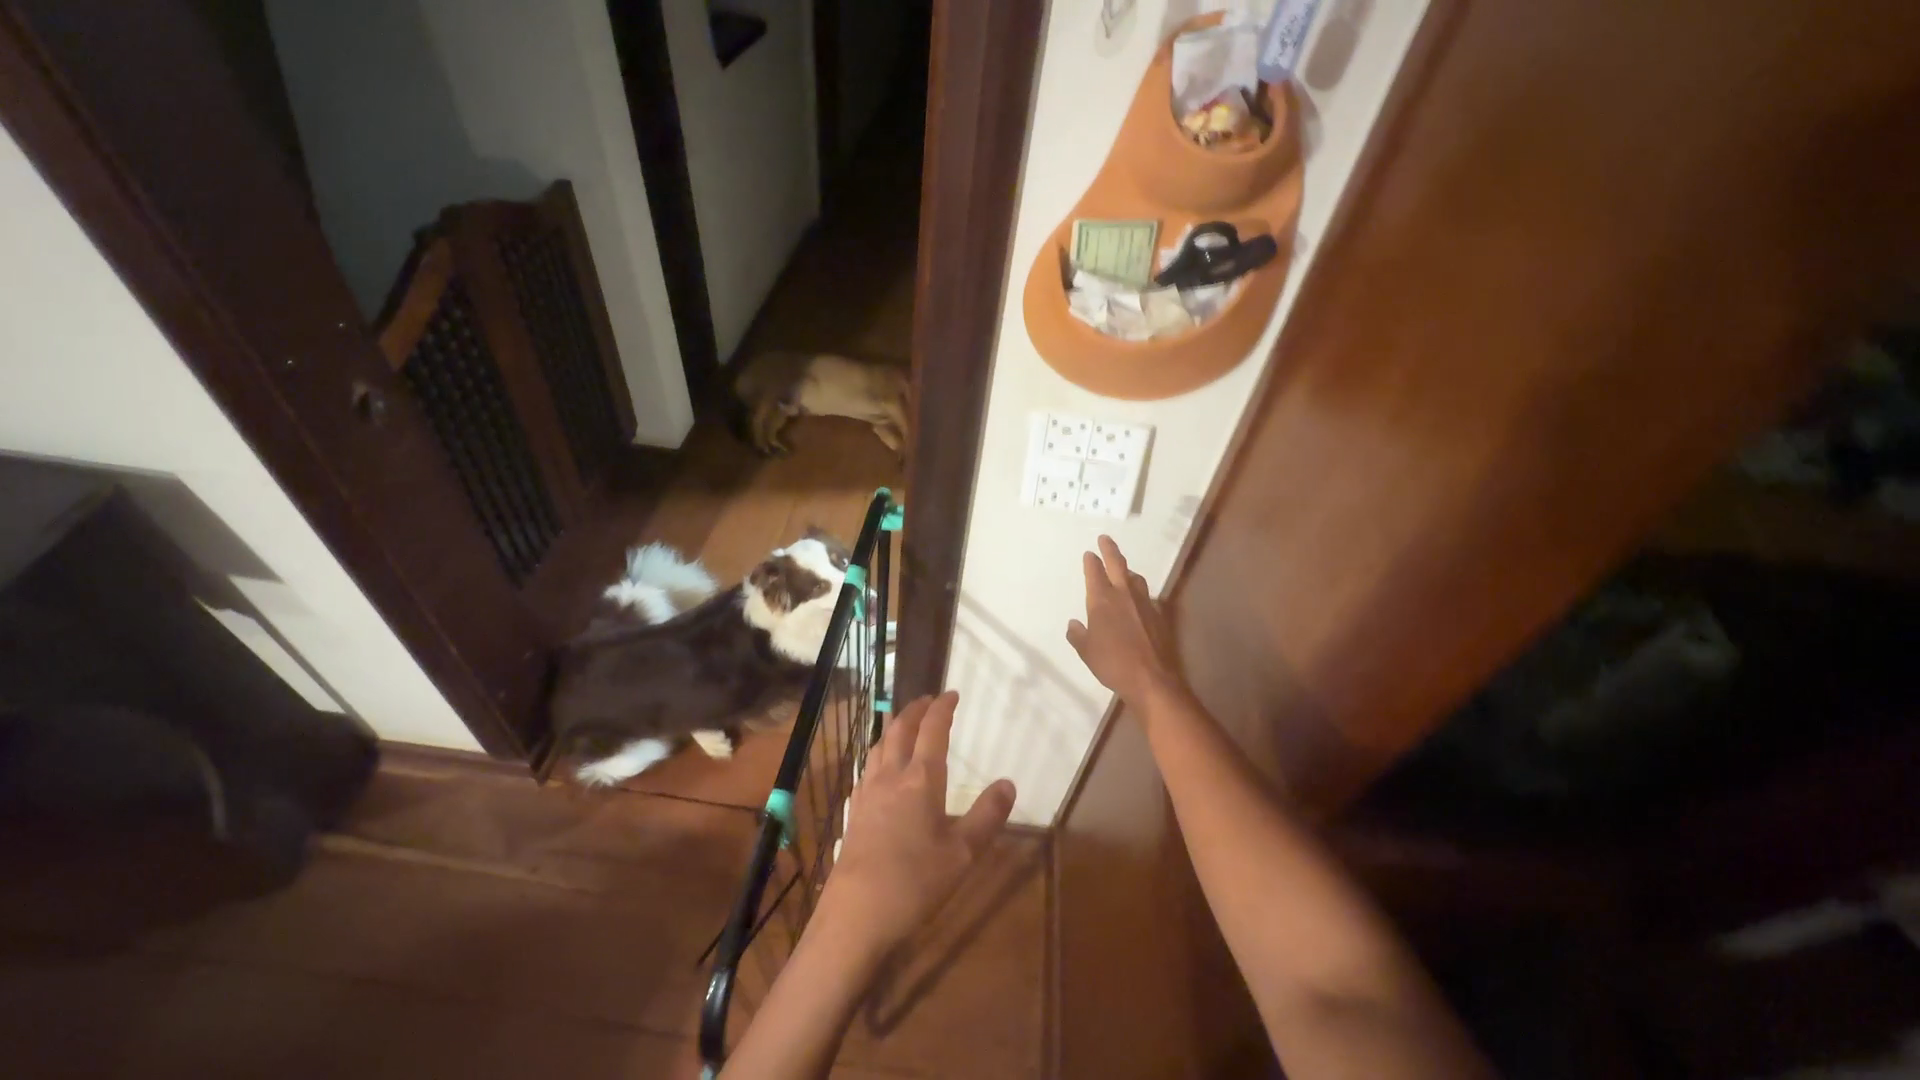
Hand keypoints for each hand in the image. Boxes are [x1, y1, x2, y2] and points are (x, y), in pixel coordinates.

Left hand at [822, 692, 1015, 949]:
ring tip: (904, 724)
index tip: (951, 694)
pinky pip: (867, 767)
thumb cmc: (915, 882)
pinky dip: (880, 753)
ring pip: (879, 746)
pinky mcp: (853, 812)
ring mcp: (867, 793)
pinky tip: (881, 769)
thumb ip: (987, 816)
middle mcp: (891, 777)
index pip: (932, 731)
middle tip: (928, 700)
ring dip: (893, 728)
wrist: (856, 914)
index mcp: (920, 780)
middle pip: (899, 730)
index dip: (942, 709)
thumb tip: (1008, 783)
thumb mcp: (963, 854)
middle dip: (915, 710)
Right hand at [1066, 535, 1185, 705]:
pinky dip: (1139, 592)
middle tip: (1105, 539)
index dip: (1091, 561)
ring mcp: (1144, 603)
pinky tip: (1138, 600)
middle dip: (1110, 550)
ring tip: (1123, 569)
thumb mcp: (1086, 651)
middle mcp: (1123, 595)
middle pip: (1117, 564)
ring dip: (1127, 570)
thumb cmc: (1112, 664)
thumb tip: (1074, 624)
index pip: (1094, 572)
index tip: (1089, 554)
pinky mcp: (1158, 615)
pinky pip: (1146, 596)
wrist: (1151, 678)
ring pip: (1135, 578)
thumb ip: (1078, 635)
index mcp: (1101, 600)